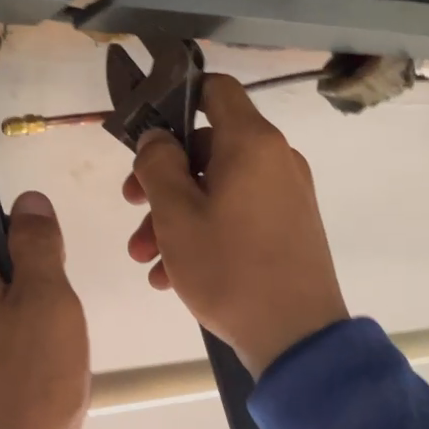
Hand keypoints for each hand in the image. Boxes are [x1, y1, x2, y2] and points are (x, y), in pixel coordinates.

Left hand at [0, 191, 89, 428]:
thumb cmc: (27, 382)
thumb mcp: (46, 299)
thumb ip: (37, 244)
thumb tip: (27, 201)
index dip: (27, 236)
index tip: (54, 271)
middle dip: (39, 283)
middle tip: (58, 317)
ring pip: (7, 304)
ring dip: (41, 321)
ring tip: (57, 354)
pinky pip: (4, 341)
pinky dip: (31, 352)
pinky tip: (50, 379)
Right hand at [124, 74, 348, 375]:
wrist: (297, 340)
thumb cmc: (229, 268)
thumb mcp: (176, 215)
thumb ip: (158, 165)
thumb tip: (158, 139)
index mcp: (251, 143)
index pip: (215, 89)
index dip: (177, 96)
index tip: (148, 128)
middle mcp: (275, 159)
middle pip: (208, 146)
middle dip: (162, 177)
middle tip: (131, 206)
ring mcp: (285, 195)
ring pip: (216, 187)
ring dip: (175, 214)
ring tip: (145, 258)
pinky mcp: (288, 227)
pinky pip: (236, 213)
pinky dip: (203, 231)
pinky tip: (171, 275)